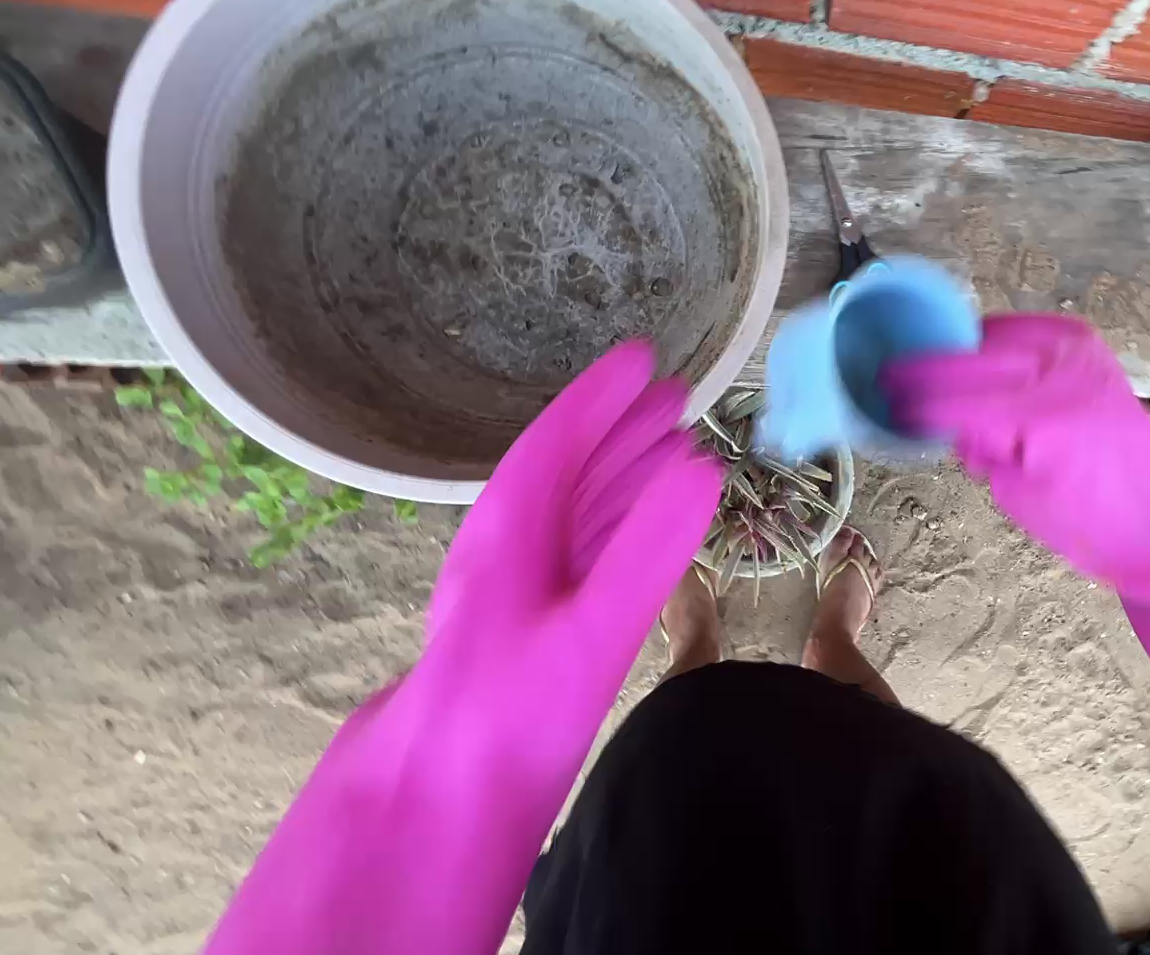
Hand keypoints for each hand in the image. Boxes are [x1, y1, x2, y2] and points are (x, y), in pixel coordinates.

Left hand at [206, 341, 722, 954]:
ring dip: (627, 467)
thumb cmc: (513, 708)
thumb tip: (704, 469)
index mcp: (512, 529)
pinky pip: (587, 540)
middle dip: (624, 425)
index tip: (641, 356)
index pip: (557, 440)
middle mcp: (514, 541)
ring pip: (580, 502)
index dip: (600, 395)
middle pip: (573, 464)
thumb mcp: (591, 627)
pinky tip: (652, 514)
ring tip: (677, 440)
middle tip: (677, 394)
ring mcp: (526, 577)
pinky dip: (623, 515)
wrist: (446, 793)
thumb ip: (649, 549)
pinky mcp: (541, 609)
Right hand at [879, 313, 1149, 587]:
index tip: (881, 394)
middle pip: (969, 358)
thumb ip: (979, 446)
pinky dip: (992, 343)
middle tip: (890, 378)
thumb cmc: (1092, 525)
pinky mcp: (1085, 344)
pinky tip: (975, 362)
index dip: (914, 397)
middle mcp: (1059, 371)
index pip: (955, 399)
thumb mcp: (1018, 495)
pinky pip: (1020, 331)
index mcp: (1039, 419)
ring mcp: (1076, 350)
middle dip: (927, 369)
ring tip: (929, 374)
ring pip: (992, 336)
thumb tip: (941, 418)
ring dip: (959, 354)